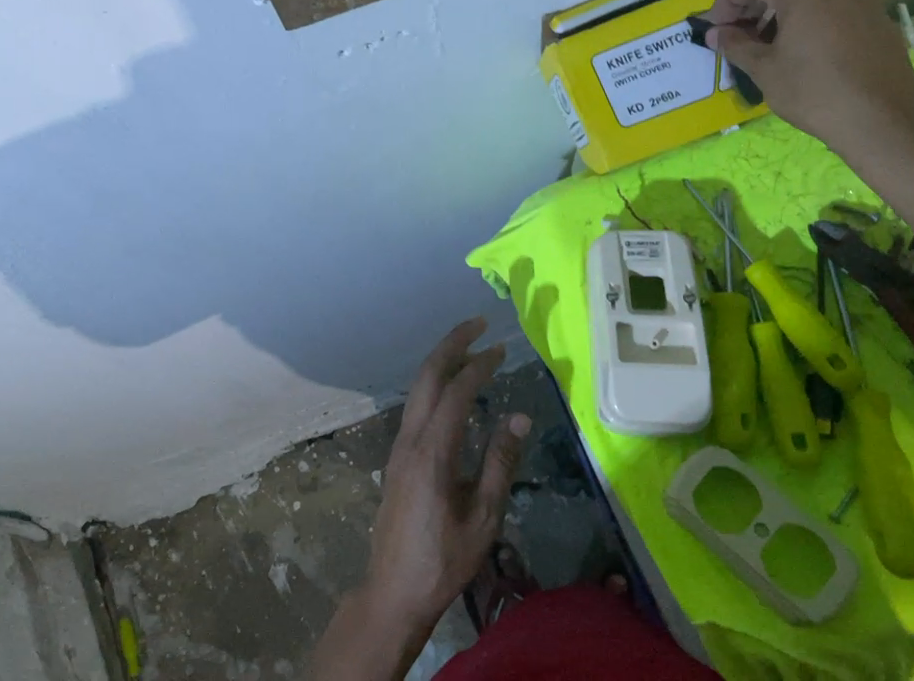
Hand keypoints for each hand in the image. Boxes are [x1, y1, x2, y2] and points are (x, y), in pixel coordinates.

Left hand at [364, 318, 530, 632]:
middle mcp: (409, 440)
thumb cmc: (444, 558)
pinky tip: (454, 392)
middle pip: (426, 377)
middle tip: (478, 323)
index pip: (456, 393)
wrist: (394, 589)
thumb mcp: (484, 516)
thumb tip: (519, 415)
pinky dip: (436, 387)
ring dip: (442, 363)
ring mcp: (398, 448)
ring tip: (472, 350)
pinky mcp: (397, 459)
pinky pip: (416, 408)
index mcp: (431, 452)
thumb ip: (500, 463)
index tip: (502, 348)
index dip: (479, 366)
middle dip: (451, 345)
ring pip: (417, 390)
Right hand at [701, 0, 913, 155]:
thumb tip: (715, 34)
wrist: (884, 122)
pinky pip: (833, 4)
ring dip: (780, 9)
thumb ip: (736, 45)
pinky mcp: (877, 16)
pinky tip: (802, 48)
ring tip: (767, 42)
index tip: (716, 29)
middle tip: (737, 33)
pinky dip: (809, 16)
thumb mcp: (765, 70)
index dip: (726, 1)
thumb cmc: (814, 93)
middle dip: (753, 3)